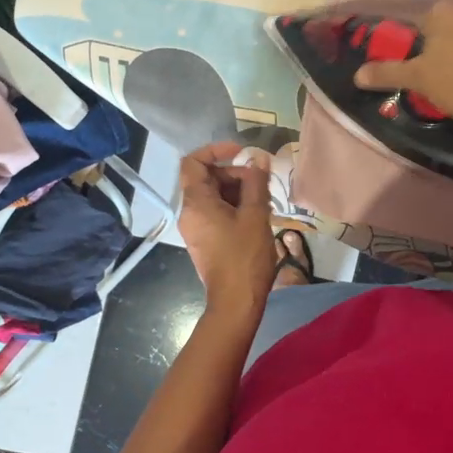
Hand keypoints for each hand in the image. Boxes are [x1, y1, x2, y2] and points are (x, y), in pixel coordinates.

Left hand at [177, 142, 275, 314]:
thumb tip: (257, 159)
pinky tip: (256, 217)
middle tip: (262, 183)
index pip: (194, 162)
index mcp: (196, 202)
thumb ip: (255, 183)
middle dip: (234, 174)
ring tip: (264, 200)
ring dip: (237, 192)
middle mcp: (189, 212)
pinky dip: (233, 208)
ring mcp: (195, 228)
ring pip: (213, 198)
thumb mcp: (255, 215)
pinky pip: (215, 214)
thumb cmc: (245, 256)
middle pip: (205, 179)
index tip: (242, 154)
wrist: (235, 301)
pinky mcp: (204, 241)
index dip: (216, 151)